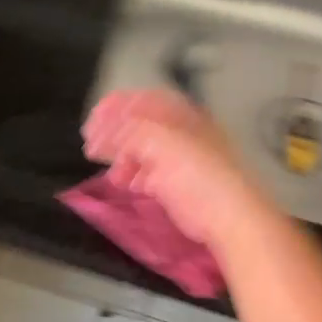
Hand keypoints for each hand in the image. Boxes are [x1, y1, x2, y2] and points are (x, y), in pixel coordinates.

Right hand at [81, 89, 270, 247]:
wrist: (230, 220)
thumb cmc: (198, 177)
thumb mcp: (163, 144)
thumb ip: (131, 132)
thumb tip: (104, 133)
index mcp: (183, 117)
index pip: (145, 101)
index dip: (117, 105)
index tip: (94, 116)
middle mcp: (182, 133)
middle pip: (141, 124)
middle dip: (114, 131)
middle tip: (91, 142)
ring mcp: (181, 159)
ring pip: (143, 149)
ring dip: (121, 155)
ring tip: (108, 169)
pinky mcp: (178, 185)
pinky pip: (148, 172)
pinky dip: (132, 174)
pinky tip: (123, 182)